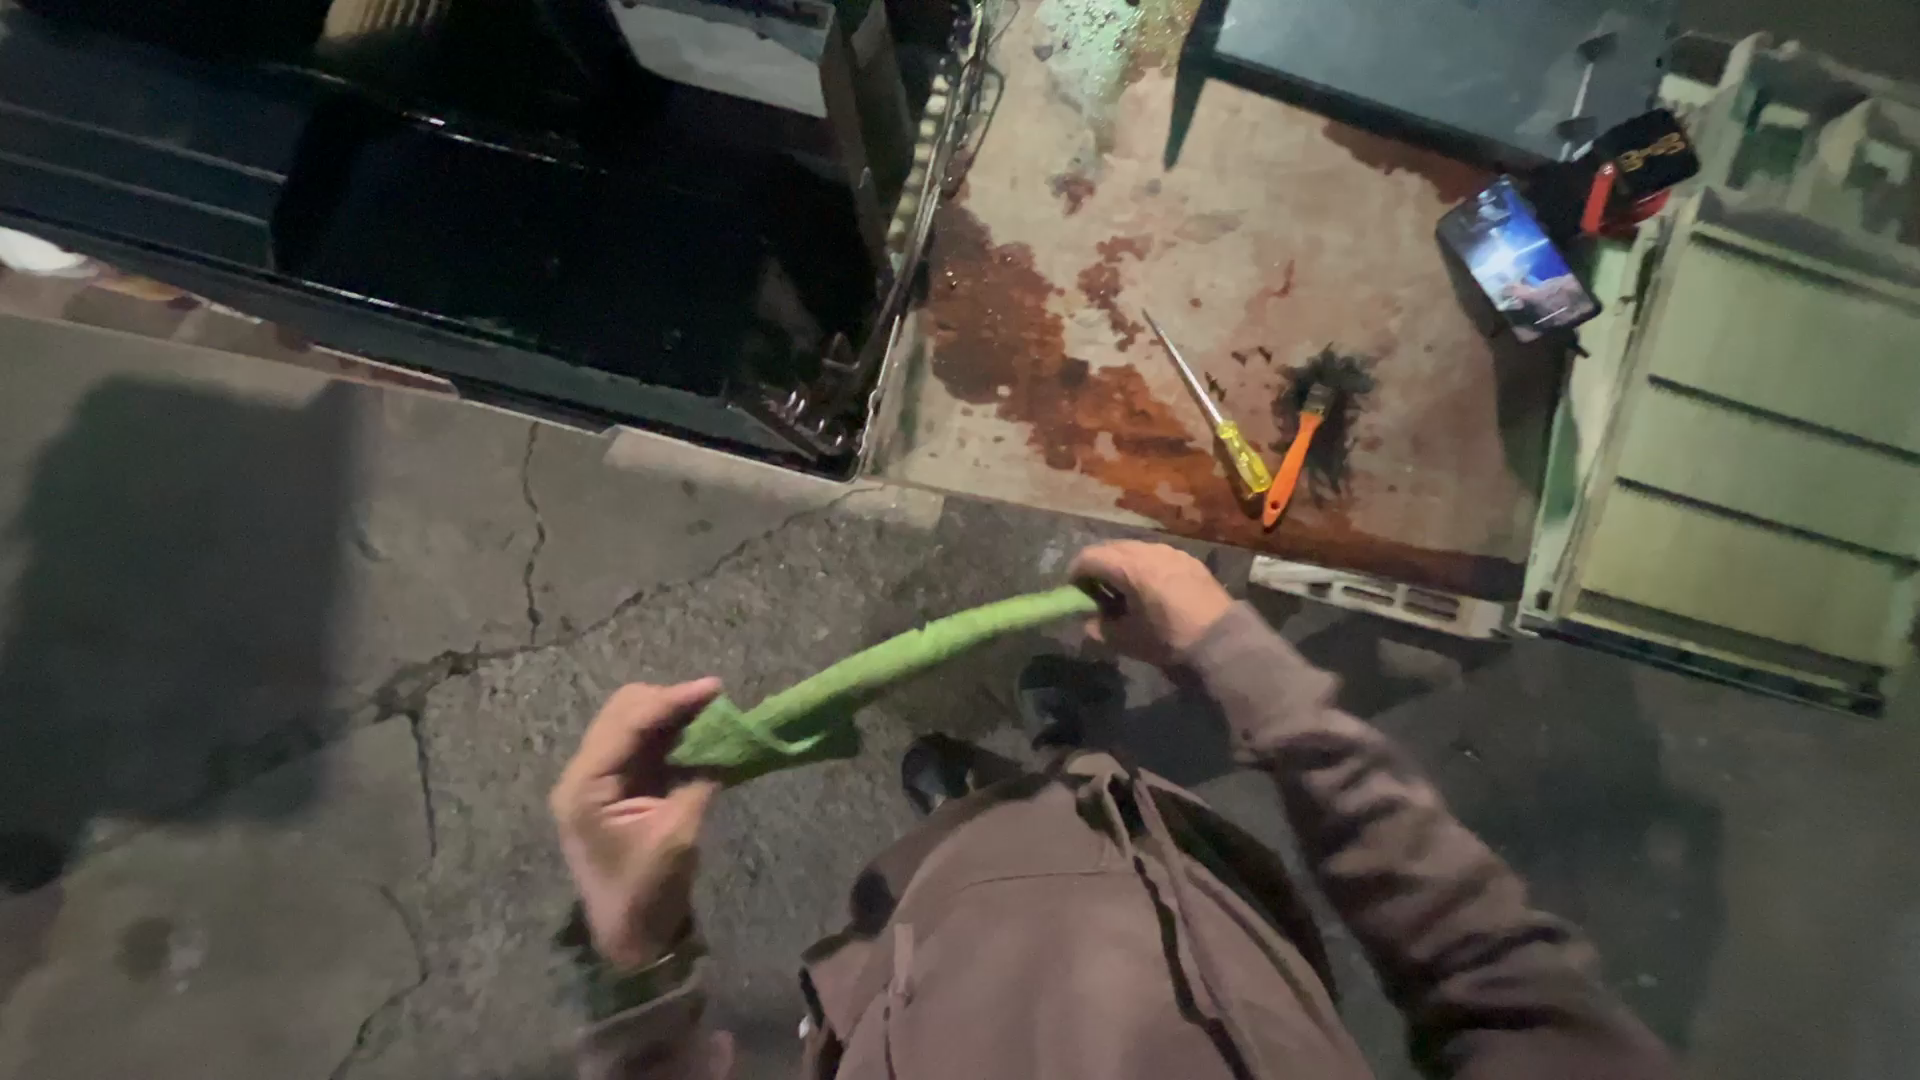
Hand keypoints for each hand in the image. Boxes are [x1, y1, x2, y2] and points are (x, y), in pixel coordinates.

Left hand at [550, 678, 722, 971]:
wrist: (631, 937)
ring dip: (671, 714)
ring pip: (633, 721)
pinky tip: (698, 733)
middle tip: (714, 703)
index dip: (673, 699)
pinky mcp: (617, 786)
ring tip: (711, 714)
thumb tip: (725, 742)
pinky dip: (671, 732)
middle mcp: (584, 774)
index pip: (629, 723)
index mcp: (586, 786)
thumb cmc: (648, 891)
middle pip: (624, 711)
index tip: (715, 688)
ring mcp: (598, 779)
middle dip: (669, 700)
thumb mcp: (678, 834)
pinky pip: (643, 742)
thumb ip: (699, 780)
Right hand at [1069, 541, 1233, 666]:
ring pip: (1134, 550)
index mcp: (1128, 566)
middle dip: (1098, 567)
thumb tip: (1089, 622)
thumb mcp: (1126, 640)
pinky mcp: (1189, 559)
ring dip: (1122, 566)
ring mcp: (1171, 552)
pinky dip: (1144, 567)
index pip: (1088, 557)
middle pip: (1110, 548)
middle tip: (1096, 592)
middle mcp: (1147, 550)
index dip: (1075, 573)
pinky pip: (1156, 556)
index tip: (1074, 592)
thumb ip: (1099, 628)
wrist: (1223, 642)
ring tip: (1125, 591)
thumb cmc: (1168, 640)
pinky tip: (1151, 590)